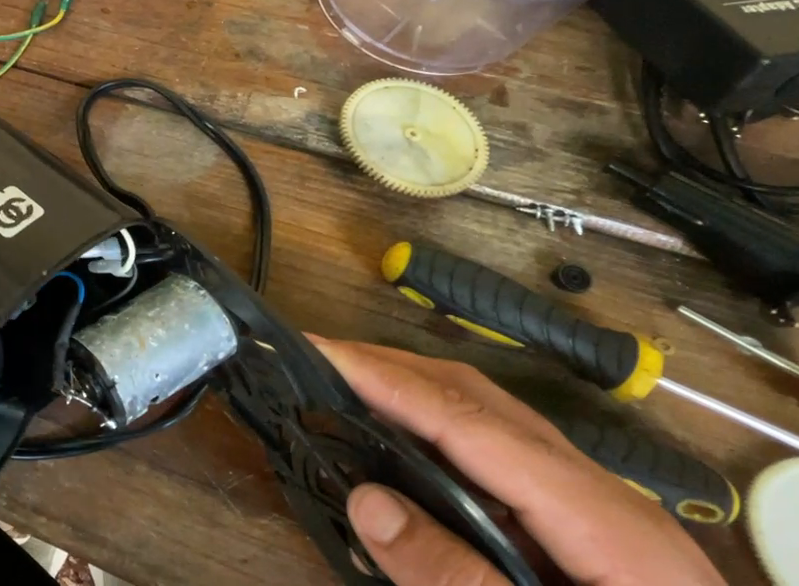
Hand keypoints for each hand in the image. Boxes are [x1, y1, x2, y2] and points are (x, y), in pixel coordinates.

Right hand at [313, 338, 722, 585]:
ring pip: (487, 421)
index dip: (387, 381)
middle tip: (308, 358)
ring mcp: (596, 510)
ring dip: (407, 393)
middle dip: (389, 368)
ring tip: (337, 386)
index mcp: (604, 519)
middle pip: (479, 401)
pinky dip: (431, 433)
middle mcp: (601, 495)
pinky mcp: (584, 530)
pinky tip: (394, 444)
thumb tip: (363, 499)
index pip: (471, 421)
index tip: (313, 350)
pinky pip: (495, 457)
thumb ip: (458, 578)